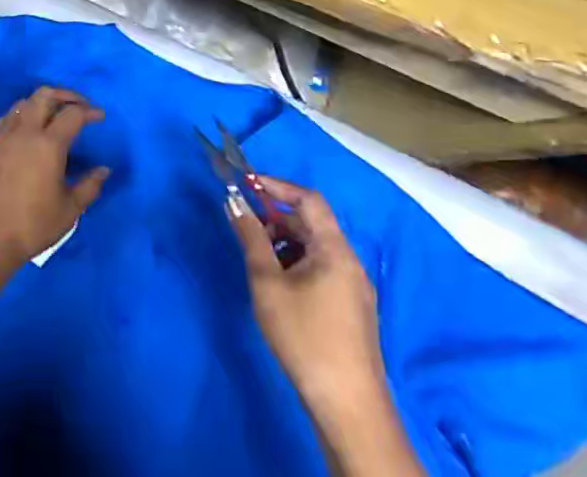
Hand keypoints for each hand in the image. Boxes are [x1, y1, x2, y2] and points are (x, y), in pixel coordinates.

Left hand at [0, 87, 110, 264]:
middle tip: (78, 104)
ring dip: (41, 103)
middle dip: (65, 94)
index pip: (72, 114)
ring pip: (22, 103)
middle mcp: (24, 132)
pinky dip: (21, 115)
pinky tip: (27, 129)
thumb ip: (90, 184)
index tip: (99, 116)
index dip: (88, 111)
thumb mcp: (71, 208)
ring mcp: (1, 135)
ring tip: (53, 115)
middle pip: (43, 95)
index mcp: (48, 145)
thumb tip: (103, 169)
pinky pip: (6, 118)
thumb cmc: (35, 223)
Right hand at [228, 176, 384, 414]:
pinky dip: (293, 260)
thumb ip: (250, 237)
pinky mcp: (349, 306)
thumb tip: (233, 201)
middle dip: (274, 215)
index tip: (243, 183)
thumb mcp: (266, 281)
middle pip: (312, 222)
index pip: (309, 199)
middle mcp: (350, 262)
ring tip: (254, 256)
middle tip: (241, 222)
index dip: (276, 185)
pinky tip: (274, 281)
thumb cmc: (303, 334)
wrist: (345, 402)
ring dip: (282, 240)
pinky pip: (319, 266)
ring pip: (314, 246)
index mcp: (335, 251)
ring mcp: (353, 285)